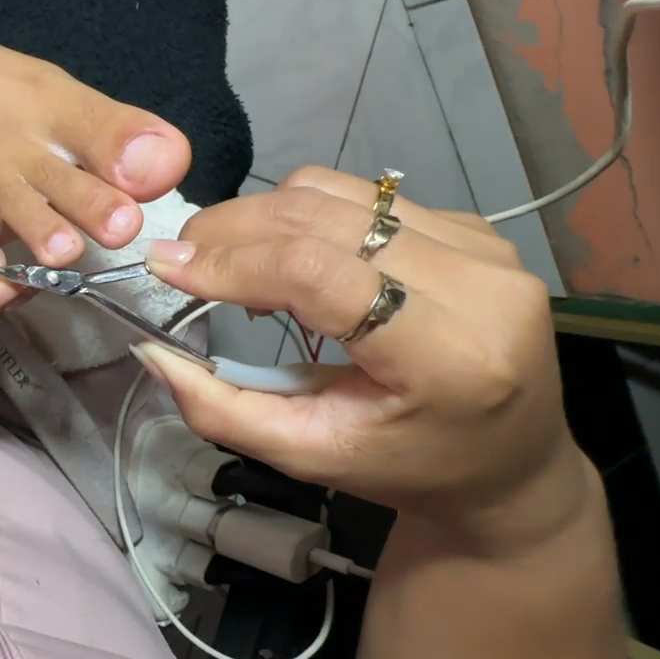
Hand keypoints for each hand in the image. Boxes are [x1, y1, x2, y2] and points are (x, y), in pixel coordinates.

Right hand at [133, 167, 585, 555]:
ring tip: (225, 260)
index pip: (320, 274)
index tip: (165, 267)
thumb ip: (218, 408)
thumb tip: (149, 348)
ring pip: (331, 192)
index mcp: (449, 355)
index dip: (231, 263)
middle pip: (319, 218)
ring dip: (256, 216)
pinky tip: (284, 258)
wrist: (510, 462)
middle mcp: (479, 283)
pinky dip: (296, 216)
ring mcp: (481, 245)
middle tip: (177, 258)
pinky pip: (356, 196)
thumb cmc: (404, 467)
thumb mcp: (304, 454)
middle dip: (228, 229)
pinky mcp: (470, 227)